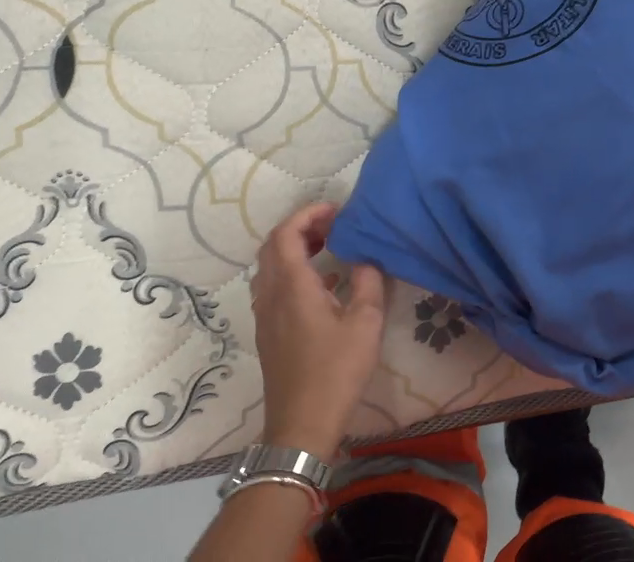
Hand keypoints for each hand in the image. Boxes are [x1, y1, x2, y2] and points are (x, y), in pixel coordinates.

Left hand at [249, 203, 386, 458]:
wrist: (302, 424)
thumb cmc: (336, 370)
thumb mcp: (365, 322)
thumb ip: (368, 281)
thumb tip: (367, 257)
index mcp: (292, 287)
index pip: (286, 234)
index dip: (308, 214)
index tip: (337, 210)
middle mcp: (270, 295)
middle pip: (273, 247)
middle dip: (301, 227)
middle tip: (335, 225)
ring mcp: (265, 316)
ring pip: (270, 267)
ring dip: (296, 249)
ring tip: (330, 247)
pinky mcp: (269, 332)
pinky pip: (274, 287)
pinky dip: (295, 271)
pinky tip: (325, 283)